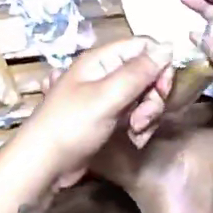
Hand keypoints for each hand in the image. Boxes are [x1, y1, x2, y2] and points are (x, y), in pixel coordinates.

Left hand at [12, 36, 172, 186]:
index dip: (159, 64)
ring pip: (144, 96)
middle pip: (147, 73)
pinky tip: (134, 140)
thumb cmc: (71, 126)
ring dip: (148, 115)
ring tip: (136, 131)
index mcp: (102, 60)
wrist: (43, 166)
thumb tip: (169, 45)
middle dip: (153, 96)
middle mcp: (106, 73)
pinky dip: (140, 127)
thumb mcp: (107, 96)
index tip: (163, 88)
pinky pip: (136, 114)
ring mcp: (107, 97)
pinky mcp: (109, 118)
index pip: (143, 47)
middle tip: (144, 117)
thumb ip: (138, 72)